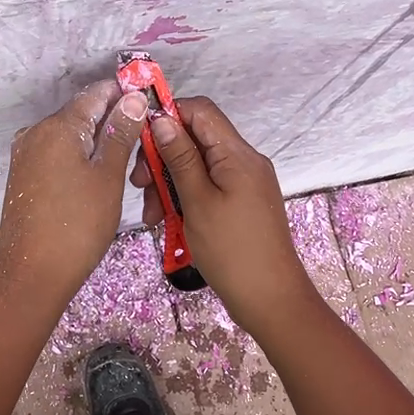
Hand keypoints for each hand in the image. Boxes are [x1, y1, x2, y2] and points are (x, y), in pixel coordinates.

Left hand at [0, 80, 148, 302]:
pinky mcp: (25, 174)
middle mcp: (37, 131)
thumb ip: (121, 133)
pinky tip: (98, 176)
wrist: (32, 275)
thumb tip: (134, 97)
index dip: (124, 95)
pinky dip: (79, 156)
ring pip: (70, 134)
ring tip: (127, 162)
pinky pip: (57, 152)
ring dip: (97, 141)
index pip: (96, 93)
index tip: (151, 106)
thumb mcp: (108, 177)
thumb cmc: (77, 225)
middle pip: (82, 113)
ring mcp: (27, 153)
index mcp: (58, 126)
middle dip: (113, 120)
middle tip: (145, 140)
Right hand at [131, 96, 316, 333]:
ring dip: (170, 182)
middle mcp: (244, 161)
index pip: (200, 111)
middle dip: (164, 156)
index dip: (168, 115)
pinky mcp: (242, 203)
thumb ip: (179, 157)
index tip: (140, 139)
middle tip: (140, 185)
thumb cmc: (232, 251)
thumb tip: (162, 118)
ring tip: (152, 214)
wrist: (273, 304)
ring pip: (198, 165)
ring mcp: (245, 183)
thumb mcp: (197, 202)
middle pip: (196, 139)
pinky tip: (167, 220)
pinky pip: (208, 186)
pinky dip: (186, 197)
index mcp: (237, 154)